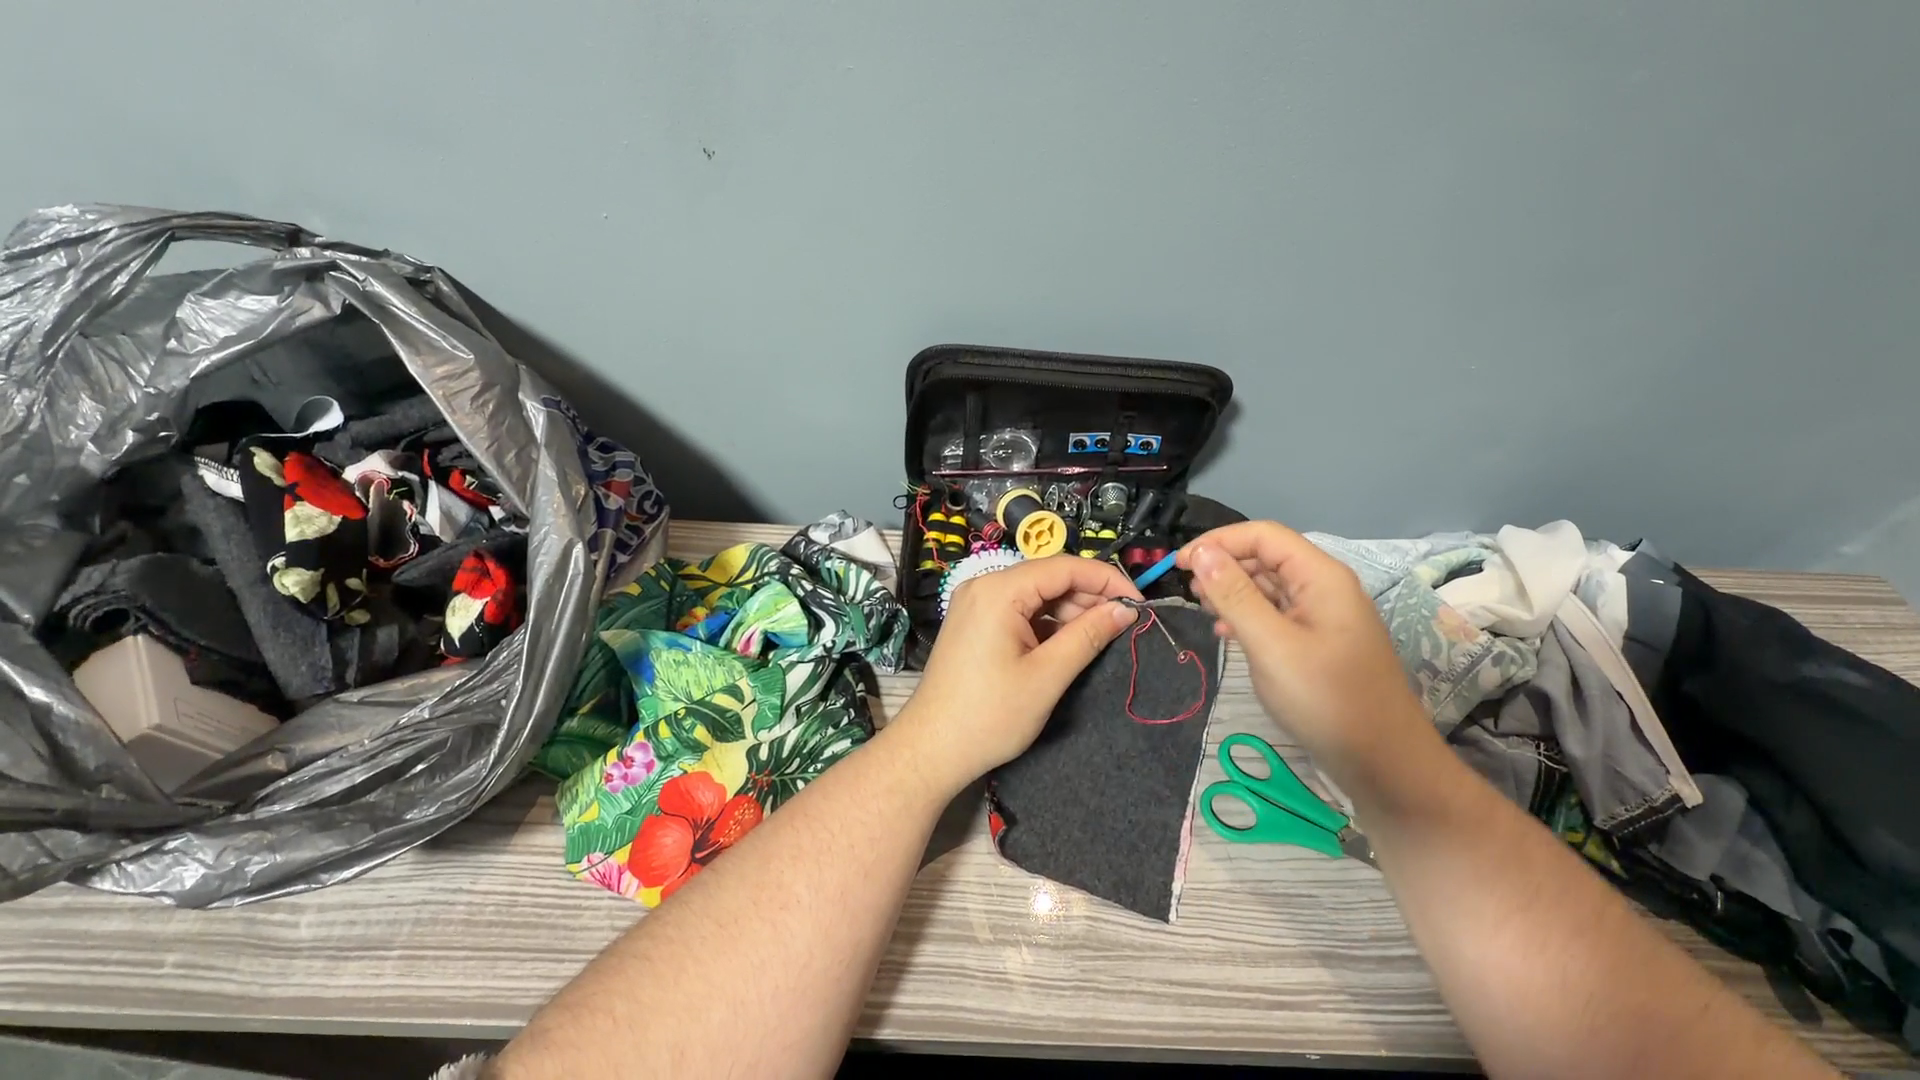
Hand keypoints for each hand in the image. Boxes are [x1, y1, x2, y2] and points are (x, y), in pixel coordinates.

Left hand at [891, 555, 1142, 792]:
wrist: (932, 748)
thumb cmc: (990, 715)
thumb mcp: (1047, 676)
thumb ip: (1088, 636)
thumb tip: (1125, 610)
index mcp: (999, 590)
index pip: (1064, 567)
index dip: (1107, 581)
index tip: (1140, 605)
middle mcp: (984, 586)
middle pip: (1049, 577)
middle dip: (1090, 597)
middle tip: (1124, 626)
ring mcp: (976, 604)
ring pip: (1036, 594)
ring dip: (1070, 612)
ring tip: (1102, 638)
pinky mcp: (975, 623)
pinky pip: (1020, 610)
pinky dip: (1048, 623)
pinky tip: (1070, 644)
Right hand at [1177, 521, 1437, 790]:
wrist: (1382, 761)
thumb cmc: (1325, 698)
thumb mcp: (1270, 644)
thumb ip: (1234, 595)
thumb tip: (1202, 552)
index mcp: (1321, 577)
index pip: (1263, 536)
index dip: (1219, 542)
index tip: (1179, 565)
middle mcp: (1325, 587)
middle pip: (1267, 557)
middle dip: (1224, 566)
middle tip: (1188, 592)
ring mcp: (1324, 616)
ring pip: (1271, 586)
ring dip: (1233, 592)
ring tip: (1203, 612)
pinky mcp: (1319, 643)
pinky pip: (1278, 614)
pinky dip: (1248, 617)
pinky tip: (1228, 636)